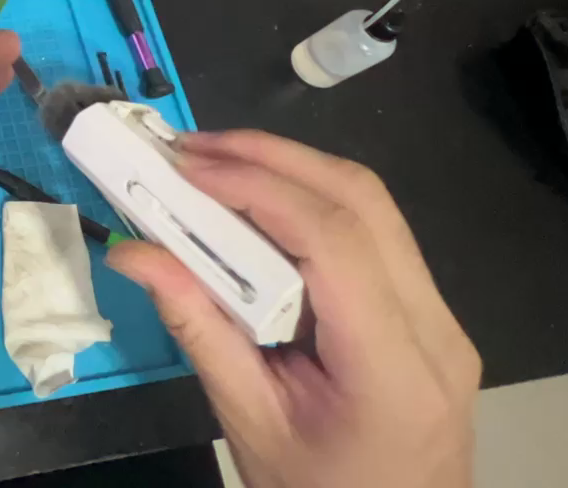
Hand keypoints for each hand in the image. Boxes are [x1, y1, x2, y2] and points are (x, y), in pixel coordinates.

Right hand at [107, 131, 479, 487]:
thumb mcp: (245, 418)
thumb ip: (194, 324)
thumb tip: (129, 251)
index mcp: (395, 367)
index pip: (334, 241)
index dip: (256, 187)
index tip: (184, 169)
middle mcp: (434, 327)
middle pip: (360, 200)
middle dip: (269, 155)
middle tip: (189, 149)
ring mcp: (438, 314)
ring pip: (368, 201)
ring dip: (286, 165)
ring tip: (212, 161)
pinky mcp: (421, 308)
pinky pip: (366, 225)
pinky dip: (302, 193)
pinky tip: (252, 198)